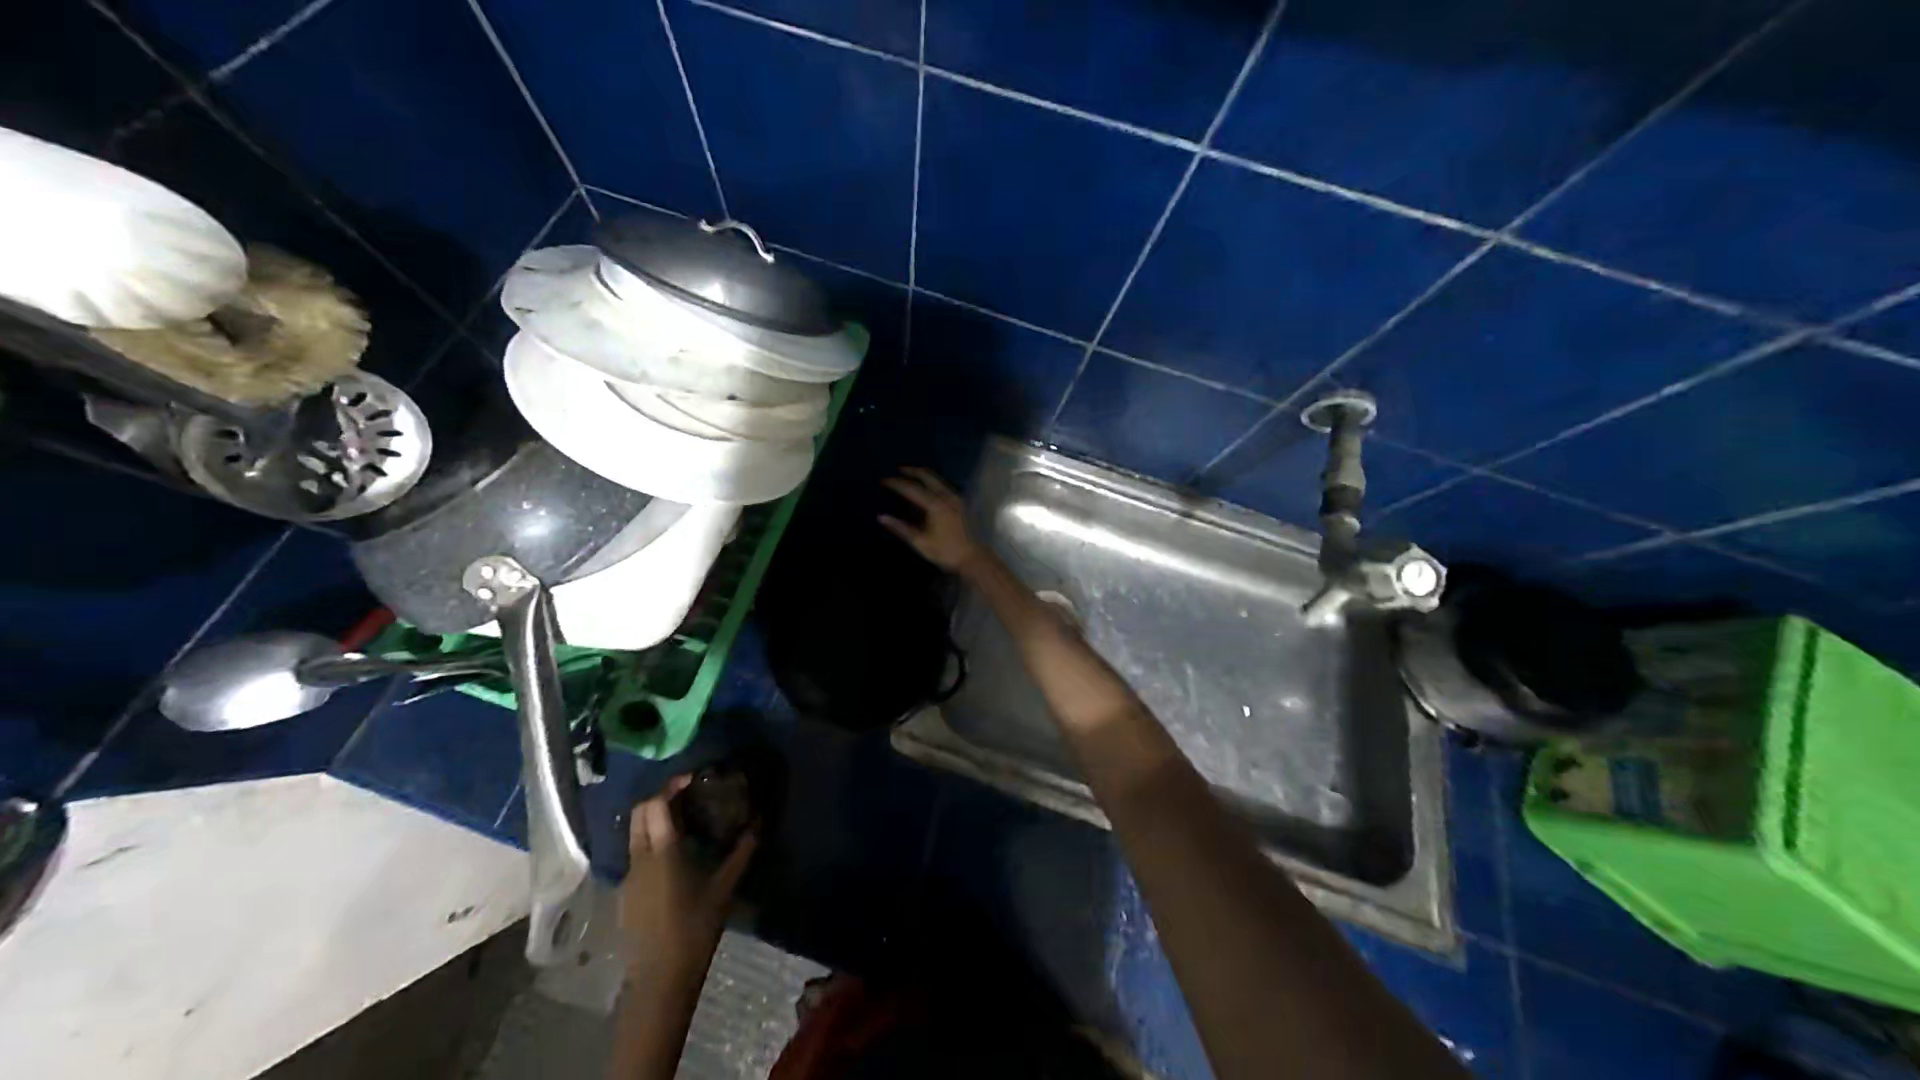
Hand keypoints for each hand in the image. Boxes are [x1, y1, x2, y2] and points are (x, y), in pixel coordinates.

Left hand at [619, 776, 757, 980]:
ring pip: (635, 833)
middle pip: (638, 813)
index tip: (692, 779)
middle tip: (686, 795)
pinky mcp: (627, 892)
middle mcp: (640, 858)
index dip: (670, 786)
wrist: (660, 979)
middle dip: (659, 798)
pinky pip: (637, 854)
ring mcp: (629, 876)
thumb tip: (758, 824)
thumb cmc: (695, 928)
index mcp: (662, 852)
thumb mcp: (725, 888)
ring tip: (684, 823)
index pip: (655, 805)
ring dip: (654, 820)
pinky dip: (652, 842)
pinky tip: (675, 856)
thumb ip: (742, 853)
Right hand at [880, 467, 983, 572]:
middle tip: (898, 470)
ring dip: (923, 475)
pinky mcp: (963, 502)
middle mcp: (947, 496)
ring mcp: (957, 498)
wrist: (975, 559)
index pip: (912, 488)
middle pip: (927, 476)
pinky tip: (928, 488)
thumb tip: (881, 517)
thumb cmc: (946, 553)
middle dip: (911, 471)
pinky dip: (933, 482)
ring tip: (910, 475)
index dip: (896, 483)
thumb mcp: (921, 542)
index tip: (884, 480)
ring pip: (938, 479)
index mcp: (936, 505)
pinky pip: (945, 485)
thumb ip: (901, 528)